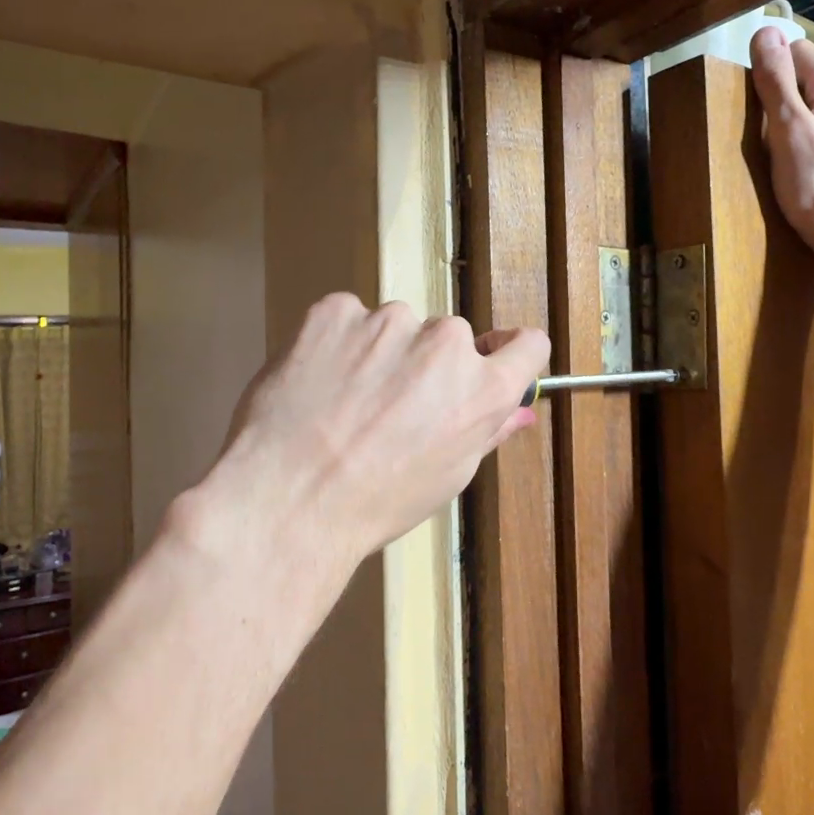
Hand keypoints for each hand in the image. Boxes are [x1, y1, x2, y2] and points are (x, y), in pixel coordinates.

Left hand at [190, 293, 548, 572]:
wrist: (287, 500)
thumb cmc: (374, 503)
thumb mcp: (447, 477)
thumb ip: (488, 430)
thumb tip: (522, 411)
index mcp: (483, 390)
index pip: (526, 344)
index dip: (507, 352)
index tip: (487, 361)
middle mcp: (446, 344)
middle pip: (450, 338)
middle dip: (427, 364)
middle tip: (389, 409)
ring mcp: (389, 322)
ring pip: (395, 327)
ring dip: (379, 352)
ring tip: (343, 403)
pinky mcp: (335, 311)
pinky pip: (347, 318)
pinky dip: (336, 342)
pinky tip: (316, 384)